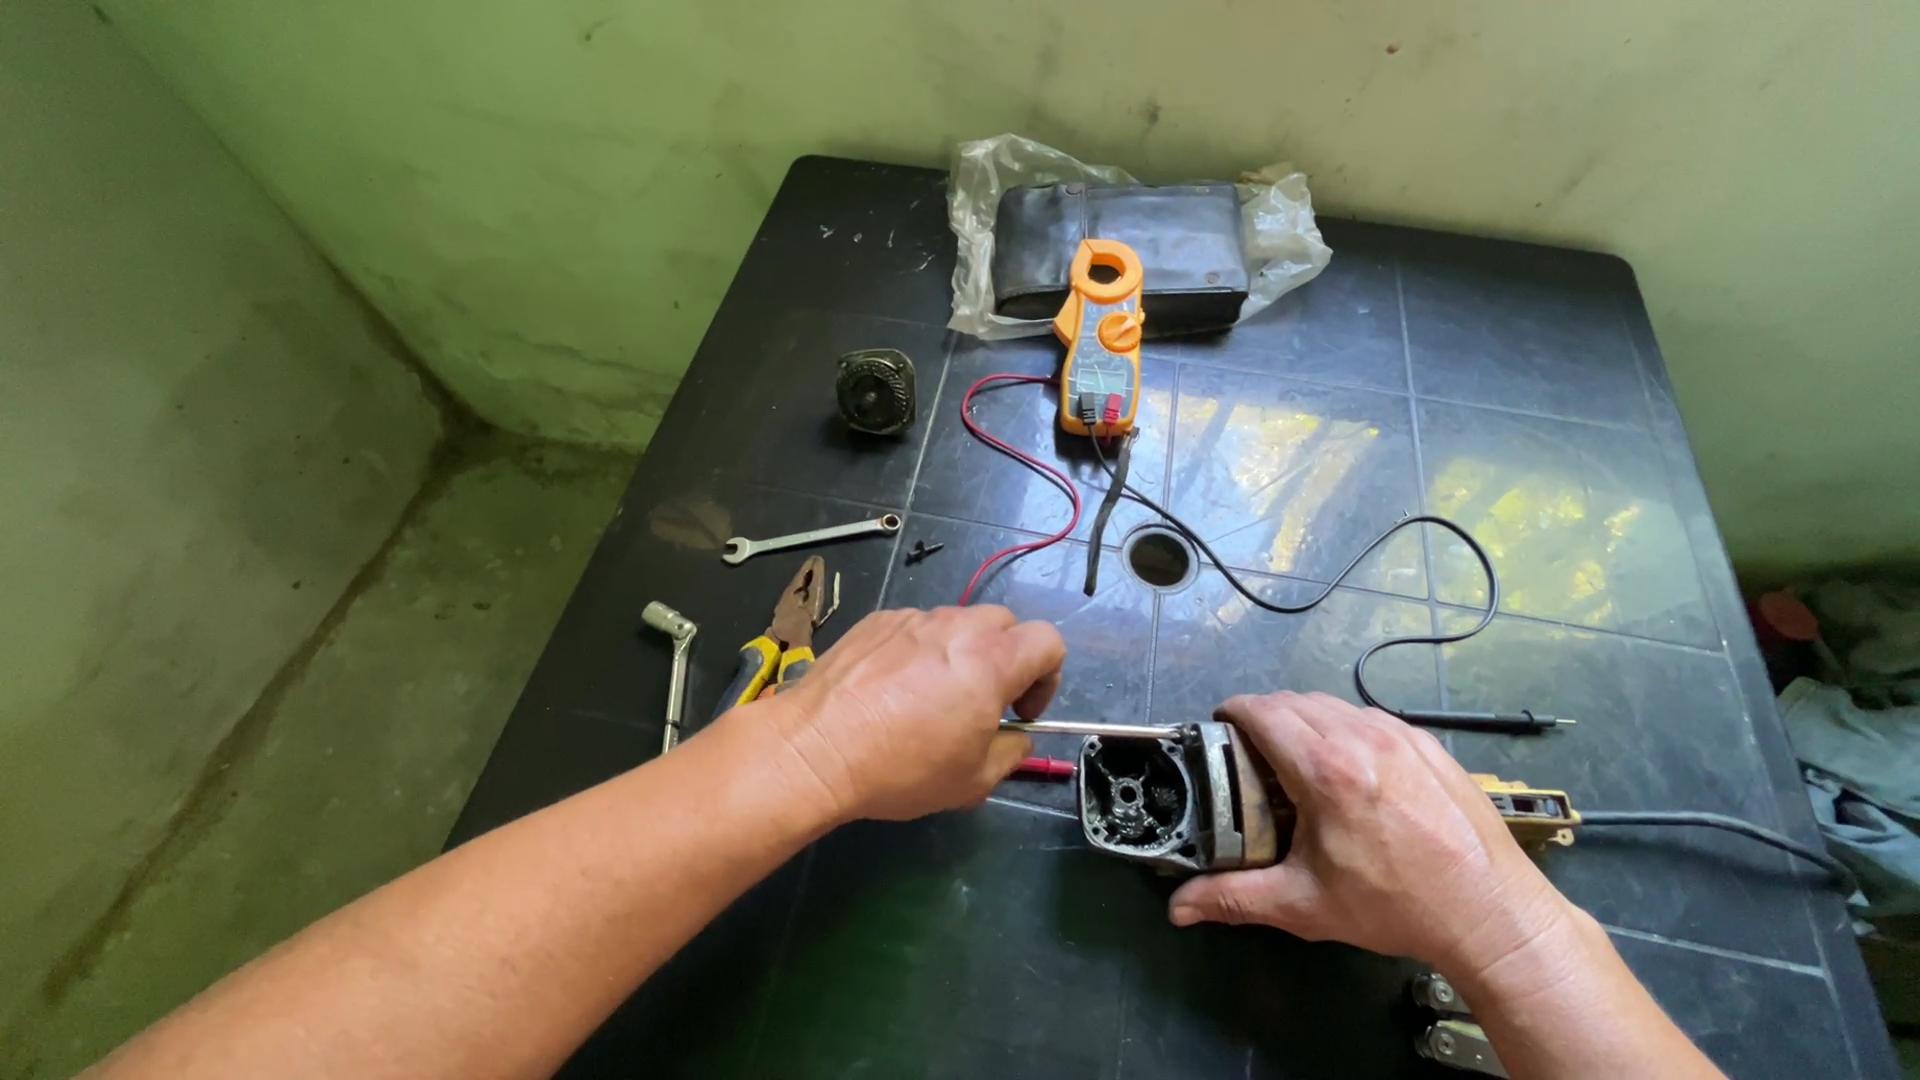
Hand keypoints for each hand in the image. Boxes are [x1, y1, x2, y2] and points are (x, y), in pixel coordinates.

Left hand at [770, 605, 1064, 822]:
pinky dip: (917, 650)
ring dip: (959, 653)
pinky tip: (889, 689)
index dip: (1047, 675)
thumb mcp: (973, 780)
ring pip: (956, 624)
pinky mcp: (877, 621)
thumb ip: (1011, 751)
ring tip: (928, 697)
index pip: (1049, 640)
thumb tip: (1014, 737)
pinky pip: (914, 628)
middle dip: (1005, 659)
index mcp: (991, 660)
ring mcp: (913, 618)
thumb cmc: (902, 768)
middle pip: (1004, 624)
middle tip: (981, 701)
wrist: (816, 749)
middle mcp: (956, 627)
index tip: (1020, 710)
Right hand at [1167, 692, 1572, 975]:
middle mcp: (1359, 737)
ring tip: (1297, 755)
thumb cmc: (1394, 907)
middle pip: (1291, 700)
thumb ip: (1235, 897)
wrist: (1494, 916)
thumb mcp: (1305, 904)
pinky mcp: (1427, 742)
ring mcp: (1398, 734)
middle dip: (1262, 716)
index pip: (1260, 711)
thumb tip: (1178, 909)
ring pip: (1330, 703)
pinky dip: (1343, 726)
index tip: (1220, 731)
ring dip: (1302, 717)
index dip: (1231, 713)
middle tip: (1251, 752)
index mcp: (1323, 769)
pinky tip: (1348, 764)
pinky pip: (1367, 715)